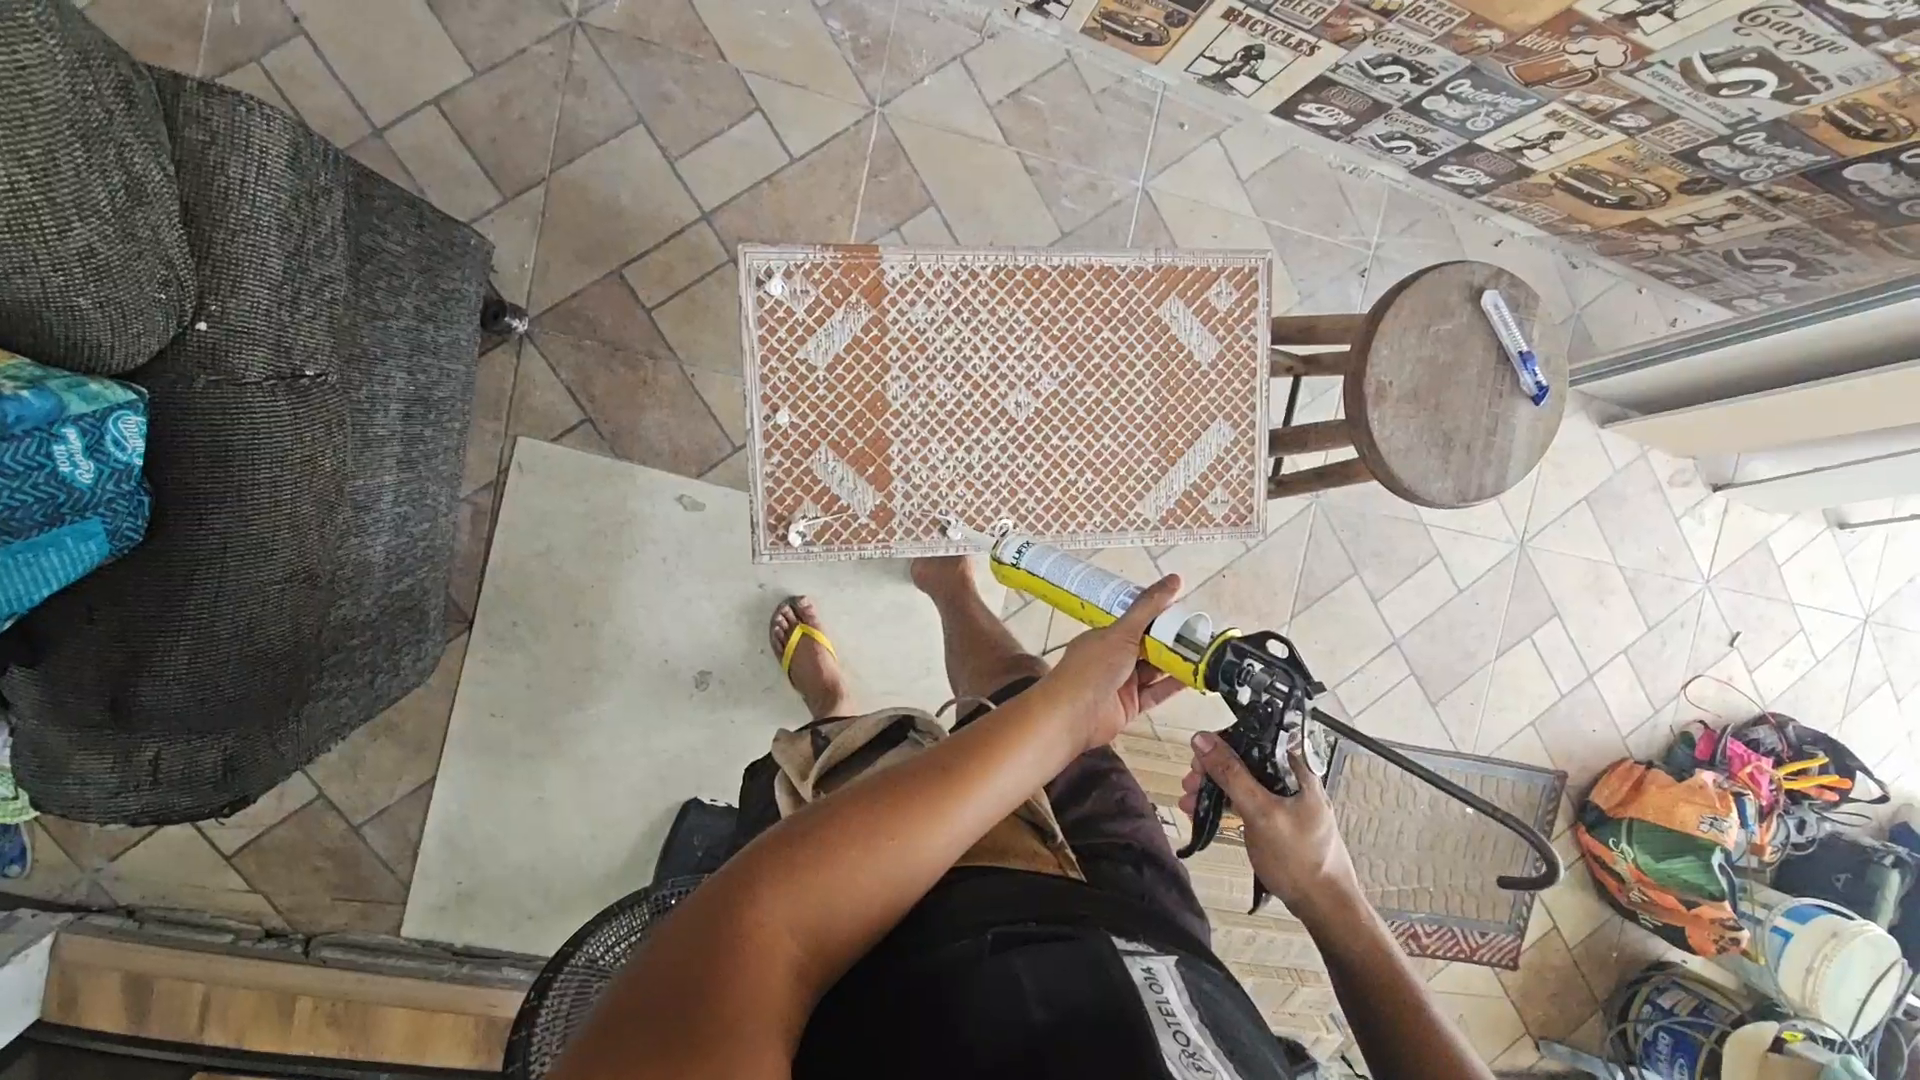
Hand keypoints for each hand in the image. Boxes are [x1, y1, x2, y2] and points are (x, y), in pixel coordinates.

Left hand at [1041, 575, 1185, 751]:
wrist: (1072, 715)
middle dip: (1172, 642)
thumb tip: (1174, 579)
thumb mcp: (1122, 632)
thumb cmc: (1093, 668)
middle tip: (1201, 636)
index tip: (1186, 614)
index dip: (1160, 618)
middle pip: (1148, 647)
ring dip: (1176, 664)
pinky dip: (1173, 686)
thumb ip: (1149, 608)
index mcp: (1105, 636)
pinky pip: (1156, 693)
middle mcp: (1113, 657)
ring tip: (1204, 655)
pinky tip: (1194, 677)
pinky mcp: (1130, 705)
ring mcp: (1121, 682)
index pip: (1137, 623)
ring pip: (1154, 670)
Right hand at [1181, 732, 1363, 923]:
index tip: (1198, 762)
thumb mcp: (1260, 813)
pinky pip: (1246, 802)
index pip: (1255, 738)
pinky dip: (1224, 805)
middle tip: (1189, 785)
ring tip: (1188, 803)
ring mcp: (1285, 800)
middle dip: (1212, 770)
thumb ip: (1231, 774)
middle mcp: (1292, 778)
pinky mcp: (1277, 818)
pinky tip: (1202, 813)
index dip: (1222, 745)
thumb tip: (1201, 738)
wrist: (1325, 907)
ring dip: (1213, 788)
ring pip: (1242, 782)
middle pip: (1245, 761)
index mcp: (1297, 769)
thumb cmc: (1297, 858)